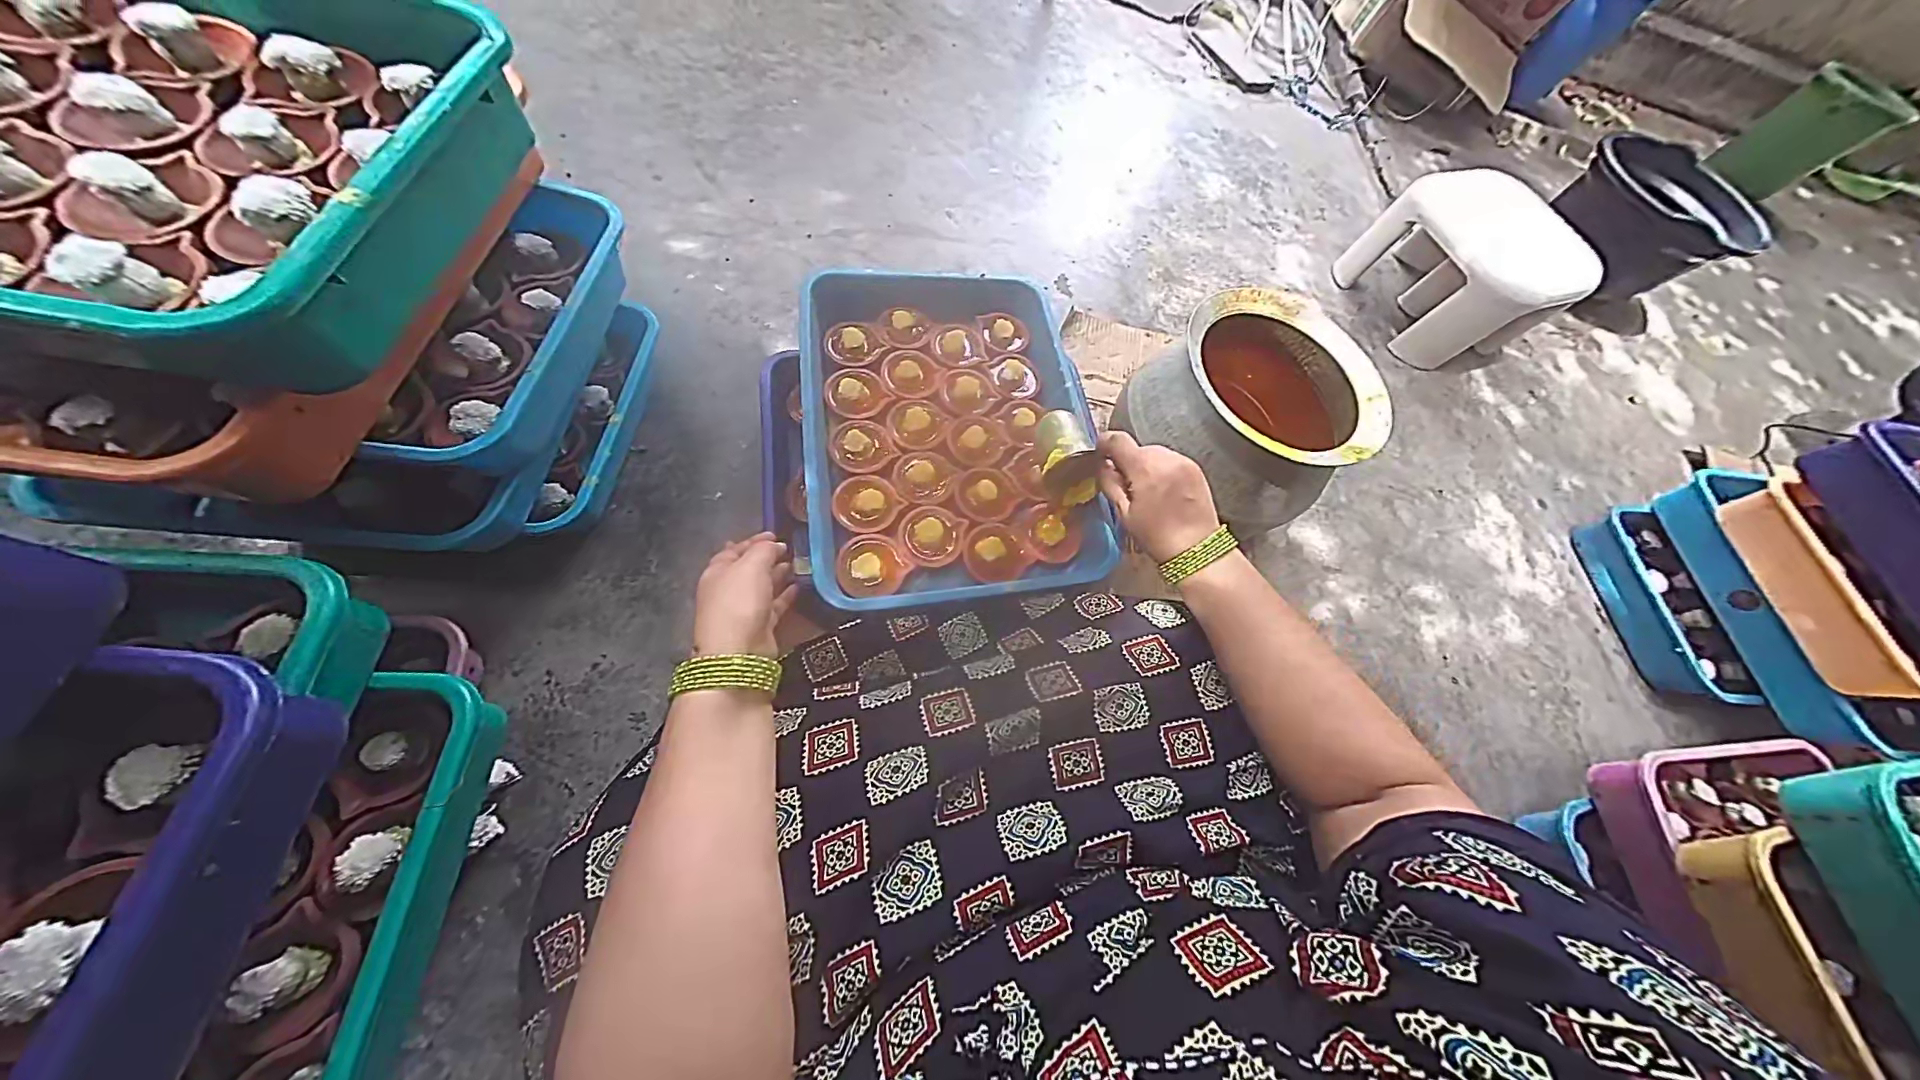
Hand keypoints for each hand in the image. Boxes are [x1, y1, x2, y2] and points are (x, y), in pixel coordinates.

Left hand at [693, 532, 797, 657]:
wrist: (738, 651)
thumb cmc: (739, 602)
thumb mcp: (751, 565)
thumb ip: (764, 550)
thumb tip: (775, 544)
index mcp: (717, 572)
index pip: (734, 550)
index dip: (753, 540)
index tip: (774, 534)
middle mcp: (728, 590)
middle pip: (748, 568)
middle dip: (767, 557)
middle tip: (789, 549)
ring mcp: (743, 609)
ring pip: (762, 586)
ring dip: (778, 574)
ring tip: (797, 564)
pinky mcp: (759, 626)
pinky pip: (774, 605)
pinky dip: (785, 595)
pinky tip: (799, 586)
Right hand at [1097, 432, 1223, 562]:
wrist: (1197, 549)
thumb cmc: (1156, 536)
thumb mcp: (1124, 513)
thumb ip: (1110, 483)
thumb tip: (1103, 465)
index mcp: (1145, 468)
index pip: (1118, 440)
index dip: (1104, 443)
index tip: (1100, 454)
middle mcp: (1166, 457)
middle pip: (1137, 448)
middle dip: (1127, 461)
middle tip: (1124, 484)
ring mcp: (1183, 461)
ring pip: (1154, 453)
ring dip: (1145, 465)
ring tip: (1145, 490)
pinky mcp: (1195, 468)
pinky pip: (1170, 461)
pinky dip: (1161, 470)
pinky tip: (1161, 491)